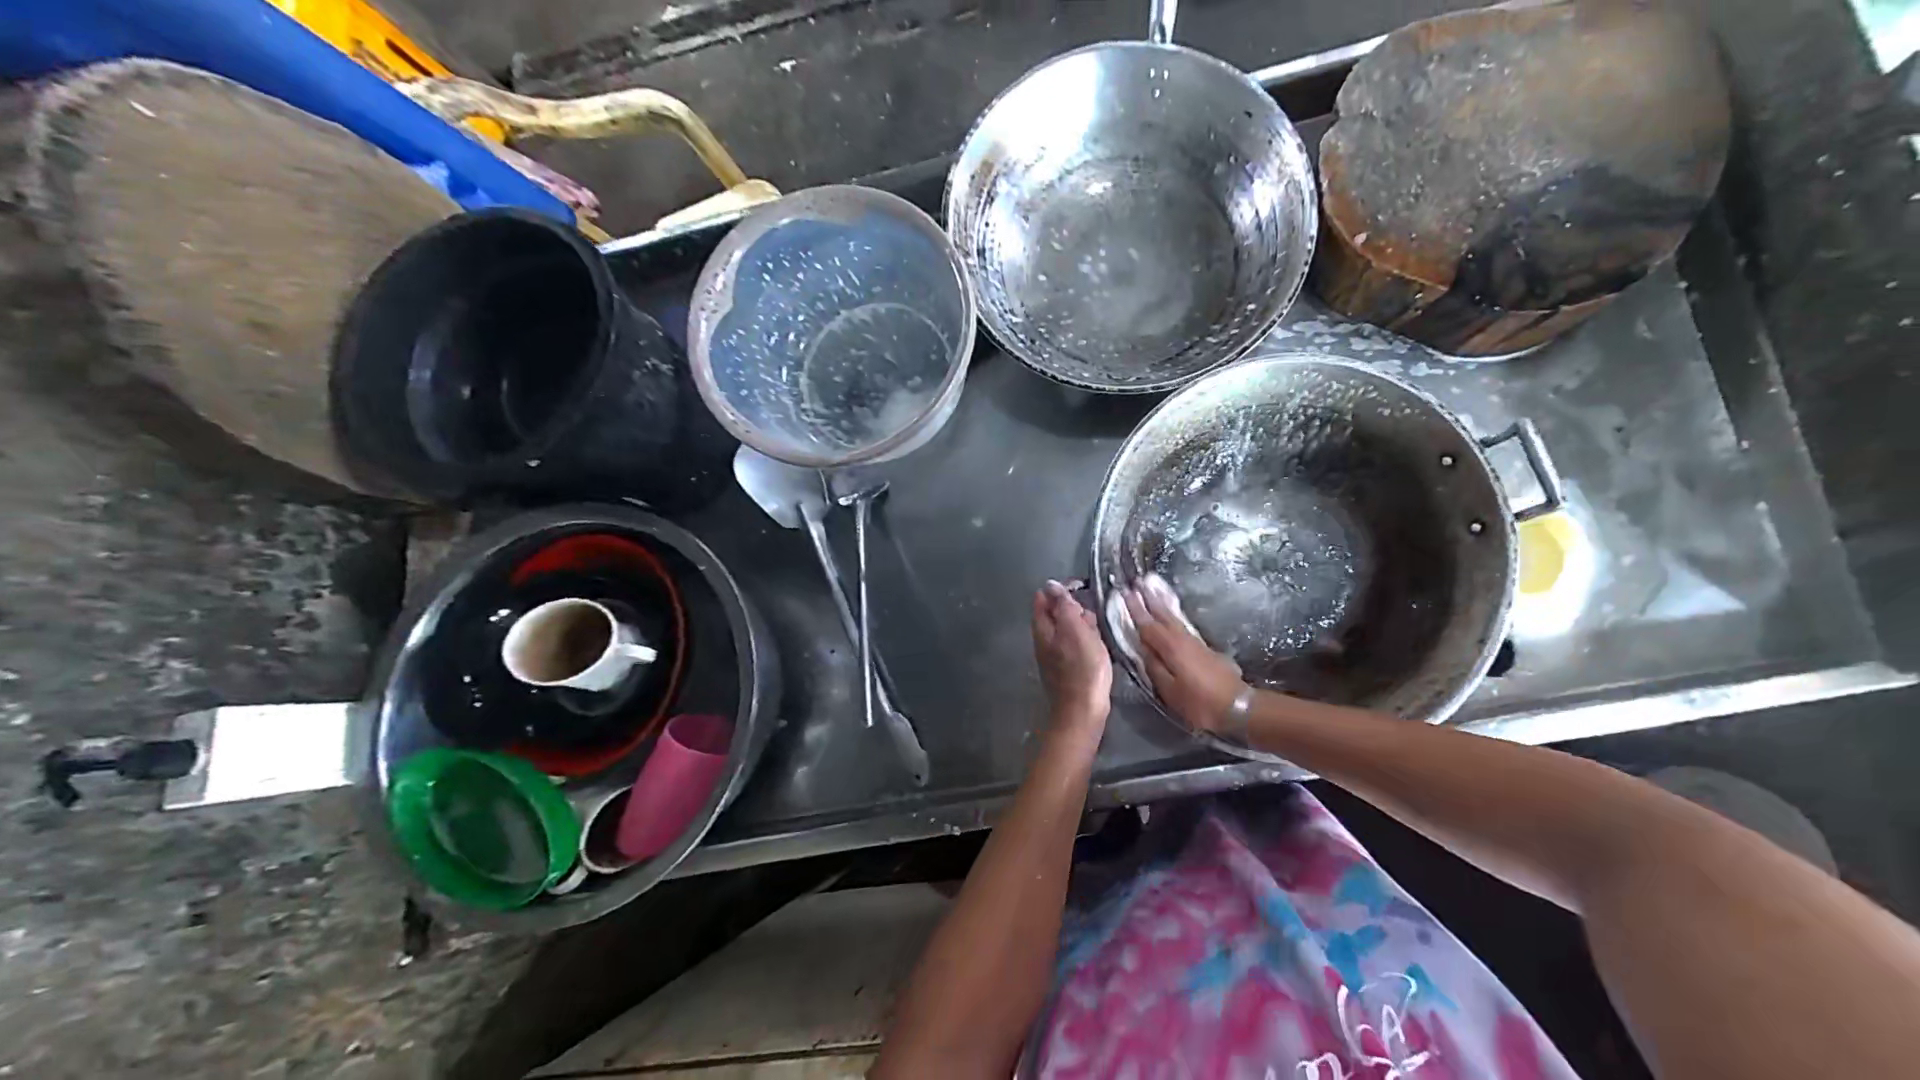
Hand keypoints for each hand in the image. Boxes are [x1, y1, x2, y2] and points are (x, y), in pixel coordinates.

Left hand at [1032, 580, 1111, 736]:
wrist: (1084, 710)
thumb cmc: (1082, 668)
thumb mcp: (1074, 629)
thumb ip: (1062, 606)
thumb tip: (1051, 584)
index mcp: (1042, 628)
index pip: (1044, 597)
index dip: (1062, 590)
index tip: (1082, 591)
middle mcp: (1044, 639)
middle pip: (1057, 612)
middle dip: (1076, 610)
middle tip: (1091, 621)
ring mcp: (1055, 653)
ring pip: (1069, 628)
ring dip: (1084, 627)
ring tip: (1097, 637)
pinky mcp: (1067, 666)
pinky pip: (1077, 644)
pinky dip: (1088, 642)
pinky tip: (1098, 651)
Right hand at [1125, 581, 1247, 733]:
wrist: (1238, 707)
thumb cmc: (1200, 702)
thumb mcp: (1170, 690)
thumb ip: (1154, 668)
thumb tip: (1142, 650)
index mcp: (1171, 647)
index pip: (1148, 625)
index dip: (1135, 609)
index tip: (1125, 592)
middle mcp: (1183, 639)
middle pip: (1162, 614)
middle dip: (1149, 598)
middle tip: (1138, 581)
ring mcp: (1195, 642)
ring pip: (1174, 617)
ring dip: (1161, 603)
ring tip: (1152, 590)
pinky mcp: (1204, 648)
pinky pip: (1182, 624)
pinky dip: (1173, 615)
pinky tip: (1171, 615)